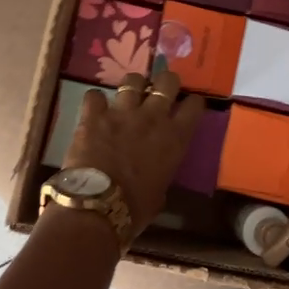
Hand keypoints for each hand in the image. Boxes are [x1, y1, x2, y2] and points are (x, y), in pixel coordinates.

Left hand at [63, 69, 204, 231]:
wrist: (98, 206)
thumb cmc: (135, 208)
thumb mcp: (160, 192)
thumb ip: (162, 172)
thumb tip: (155, 172)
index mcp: (175, 138)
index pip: (194, 106)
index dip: (192, 102)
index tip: (189, 106)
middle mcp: (152, 117)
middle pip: (166, 82)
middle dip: (165, 82)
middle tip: (160, 90)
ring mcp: (122, 112)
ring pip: (132, 80)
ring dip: (132, 86)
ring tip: (128, 94)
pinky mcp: (94, 115)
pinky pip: (94, 95)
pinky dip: (95, 101)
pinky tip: (95, 109)